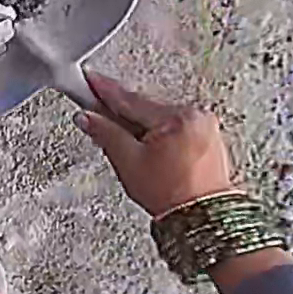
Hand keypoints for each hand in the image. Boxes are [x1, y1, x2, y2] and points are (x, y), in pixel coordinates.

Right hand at [73, 71, 237, 216]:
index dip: (103, 90)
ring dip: (136, 124)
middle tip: (93, 111)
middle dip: (118, 112)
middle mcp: (194, 115)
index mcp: (176, 118)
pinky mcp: (206, 135)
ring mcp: (203, 124)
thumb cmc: (170, 191)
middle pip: (144, 107)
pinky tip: (143, 144)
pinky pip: (171, 125)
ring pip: (156, 116)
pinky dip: (153, 131)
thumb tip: (87, 117)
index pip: (129, 100)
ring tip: (124, 143)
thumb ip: (105, 133)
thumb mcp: (127, 160)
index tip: (88, 79)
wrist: (201, 214)